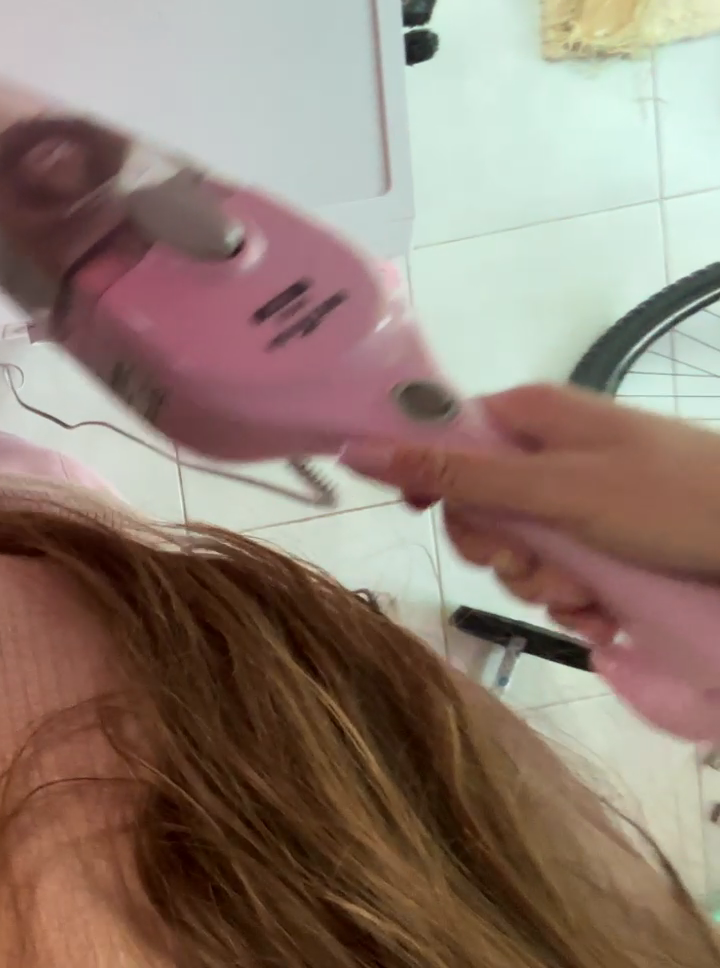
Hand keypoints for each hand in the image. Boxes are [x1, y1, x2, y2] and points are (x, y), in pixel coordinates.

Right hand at [344, 384, 719, 605]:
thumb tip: (349, 449)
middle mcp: (552, 451)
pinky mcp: (618, 540)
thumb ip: (450, 473)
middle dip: (497, 548)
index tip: (430, 515)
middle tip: (530, 568)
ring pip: (516, 544)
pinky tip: (602, 614)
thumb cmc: (683, 502)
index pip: (439, 439)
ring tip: (586, 600)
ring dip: (537, 582)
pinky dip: (573, 599)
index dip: (427, 480)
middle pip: (474, 501)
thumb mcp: (555, 489)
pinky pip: (560, 570)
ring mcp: (586, 497)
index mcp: (532, 418)